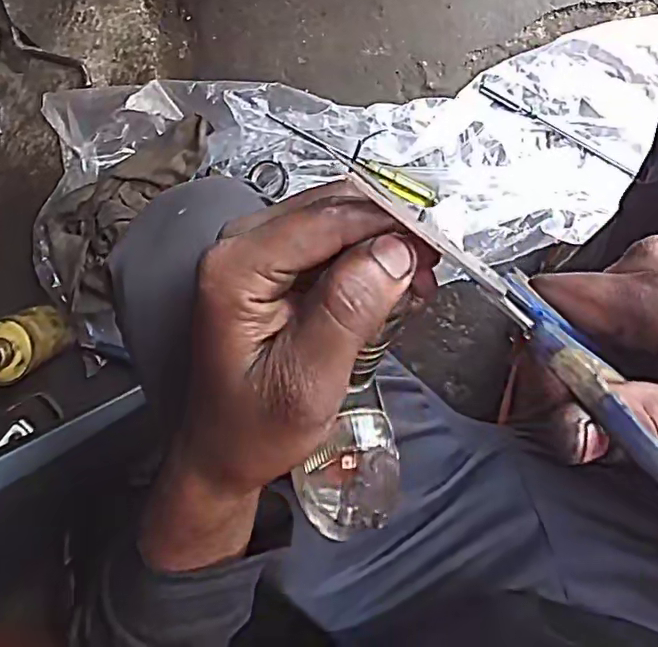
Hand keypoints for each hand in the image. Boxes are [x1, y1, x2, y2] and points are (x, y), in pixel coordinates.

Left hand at [141, 182, 435, 569]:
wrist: (223, 447)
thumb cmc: (252, 427)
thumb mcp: (307, 382)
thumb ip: (348, 312)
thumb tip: (394, 251)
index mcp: (236, 266)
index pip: (325, 220)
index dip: (386, 223)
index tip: (434, 239)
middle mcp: (241, 243)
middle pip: (331, 208)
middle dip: (388, 228)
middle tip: (433, 259)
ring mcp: (256, 247)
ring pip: (335, 216)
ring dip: (381, 239)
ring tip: (417, 277)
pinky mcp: (273, 260)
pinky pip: (329, 238)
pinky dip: (366, 253)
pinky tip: (391, 281)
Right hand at [535, 236, 657, 555]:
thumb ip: (648, 425)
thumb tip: (572, 420)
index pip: (551, 305)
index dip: (539, 358)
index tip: (560, 411)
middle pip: (561, 306)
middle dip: (563, 368)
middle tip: (598, 428)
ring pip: (580, 308)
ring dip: (588, 361)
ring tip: (636, 409)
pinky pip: (608, 303)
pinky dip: (610, 346)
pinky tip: (652, 381)